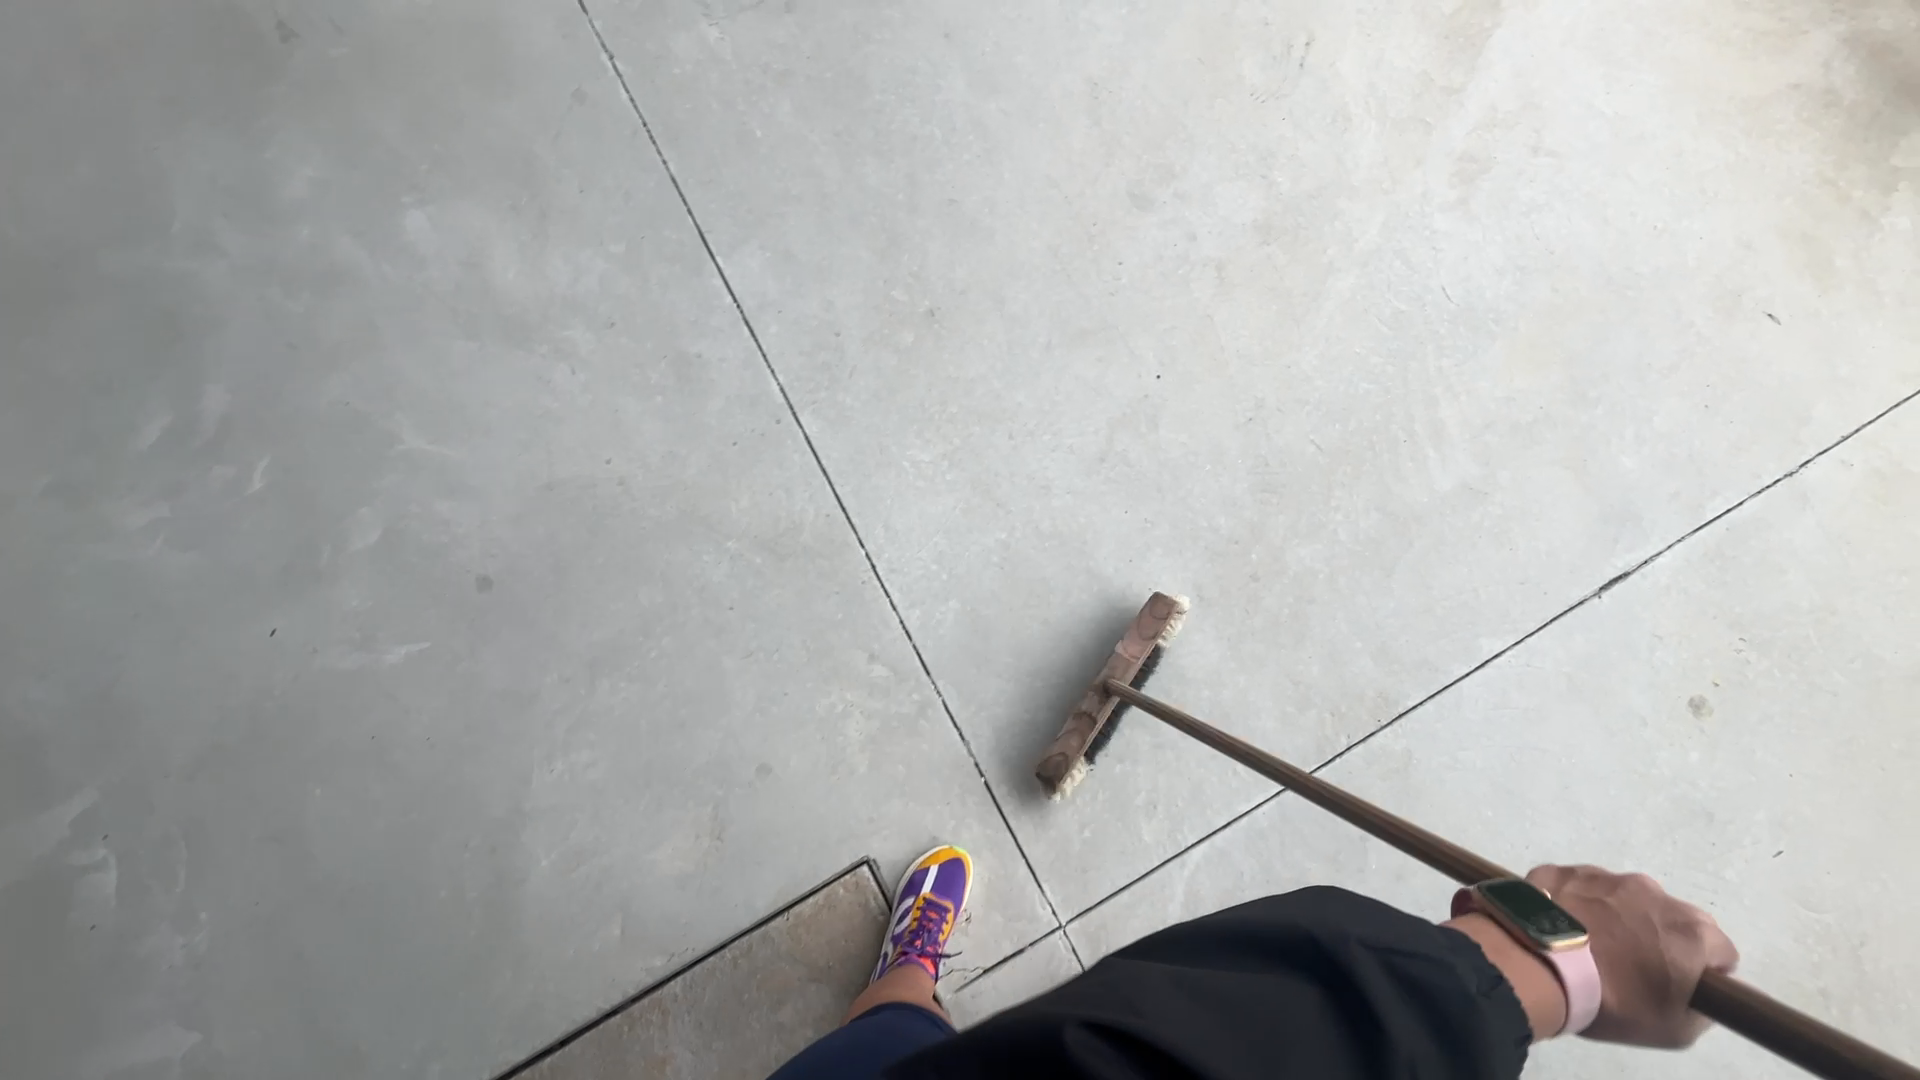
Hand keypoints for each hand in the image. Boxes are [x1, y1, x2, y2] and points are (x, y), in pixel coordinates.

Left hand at [1526, 864, 1739, 1047]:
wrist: (1536, 964)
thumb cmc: (1614, 1001)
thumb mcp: (1678, 1027)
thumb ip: (1702, 1004)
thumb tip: (1698, 988)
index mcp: (1692, 930)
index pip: (1718, 950)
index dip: (1702, 969)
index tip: (1676, 982)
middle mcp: (1650, 891)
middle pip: (1669, 916)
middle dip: (1657, 936)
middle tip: (1628, 962)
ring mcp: (1600, 874)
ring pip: (1620, 896)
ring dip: (1613, 914)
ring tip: (1587, 942)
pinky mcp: (1558, 869)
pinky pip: (1576, 886)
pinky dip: (1574, 901)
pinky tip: (1559, 924)